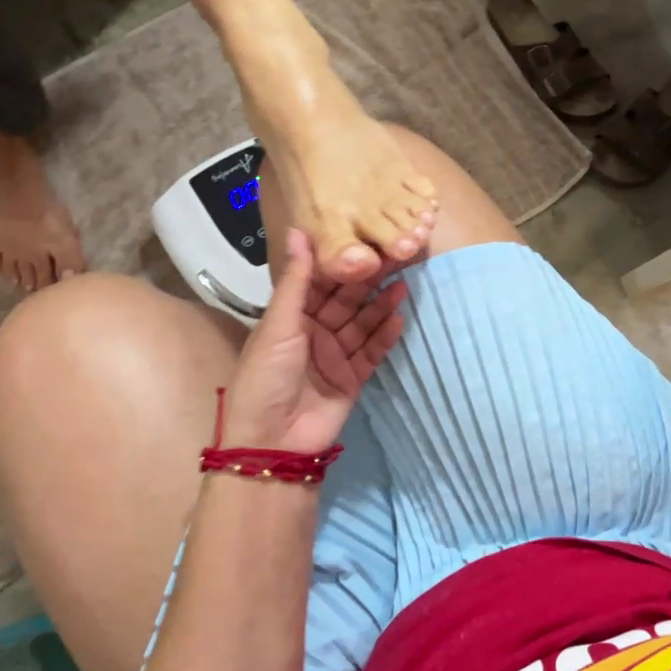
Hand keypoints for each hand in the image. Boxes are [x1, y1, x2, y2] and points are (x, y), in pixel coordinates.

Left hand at [220, 229, 407, 453]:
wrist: (271, 440)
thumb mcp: (279, 324)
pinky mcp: (352, 377)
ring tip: (405, 284)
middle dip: (370, 280)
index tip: (369, 240)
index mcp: (291, 316)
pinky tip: (401, 319)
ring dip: (382, 305)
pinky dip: (386, 336)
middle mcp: (315, 331)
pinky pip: (373, 351)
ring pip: (364, 323)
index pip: (323, 282)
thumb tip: (298, 230)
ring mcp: (335, 355)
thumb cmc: (265, 376)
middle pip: (348, 300)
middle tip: (397, 257)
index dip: (345, 263)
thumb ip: (296, 280)